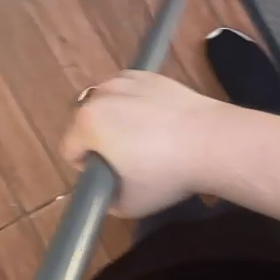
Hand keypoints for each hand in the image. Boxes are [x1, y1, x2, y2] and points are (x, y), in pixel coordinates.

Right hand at [60, 70, 230, 216]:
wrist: (210, 141)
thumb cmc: (164, 174)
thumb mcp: (127, 205)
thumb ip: (103, 198)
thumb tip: (104, 188)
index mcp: (87, 124)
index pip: (69, 149)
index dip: (85, 167)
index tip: (110, 175)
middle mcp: (100, 95)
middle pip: (84, 120)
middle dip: (96, 137)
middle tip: (125, 157)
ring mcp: (125, 80)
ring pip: (104, 100)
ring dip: (112, 116)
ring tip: (140, 136)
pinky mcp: (149, 75)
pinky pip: (127, 87)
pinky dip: (131, 100)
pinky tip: (153, 117)